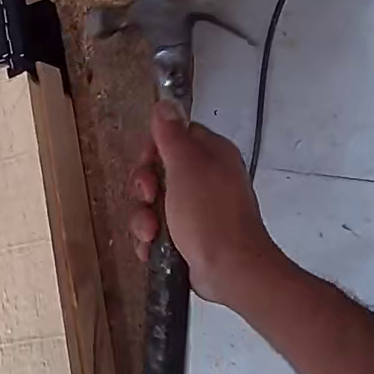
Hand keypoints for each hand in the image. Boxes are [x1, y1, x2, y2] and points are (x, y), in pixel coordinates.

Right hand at [127, 101, 293, 311]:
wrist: (229, 269)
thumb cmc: (209, 214)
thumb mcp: (186, 166)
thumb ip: (171, 134)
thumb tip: (165, 104)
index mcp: (212, 154)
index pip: (175, 136)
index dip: (154, 148)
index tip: (147, 162)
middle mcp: (207, 177)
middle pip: (160, 170)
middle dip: (145, 188)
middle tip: (149, 197)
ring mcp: (199, 208)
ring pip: (155, 203)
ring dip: (144, 218)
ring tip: (152, 232)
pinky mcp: (190, 235)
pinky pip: (159, 228)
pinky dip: (152, 239)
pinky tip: (153, 248)